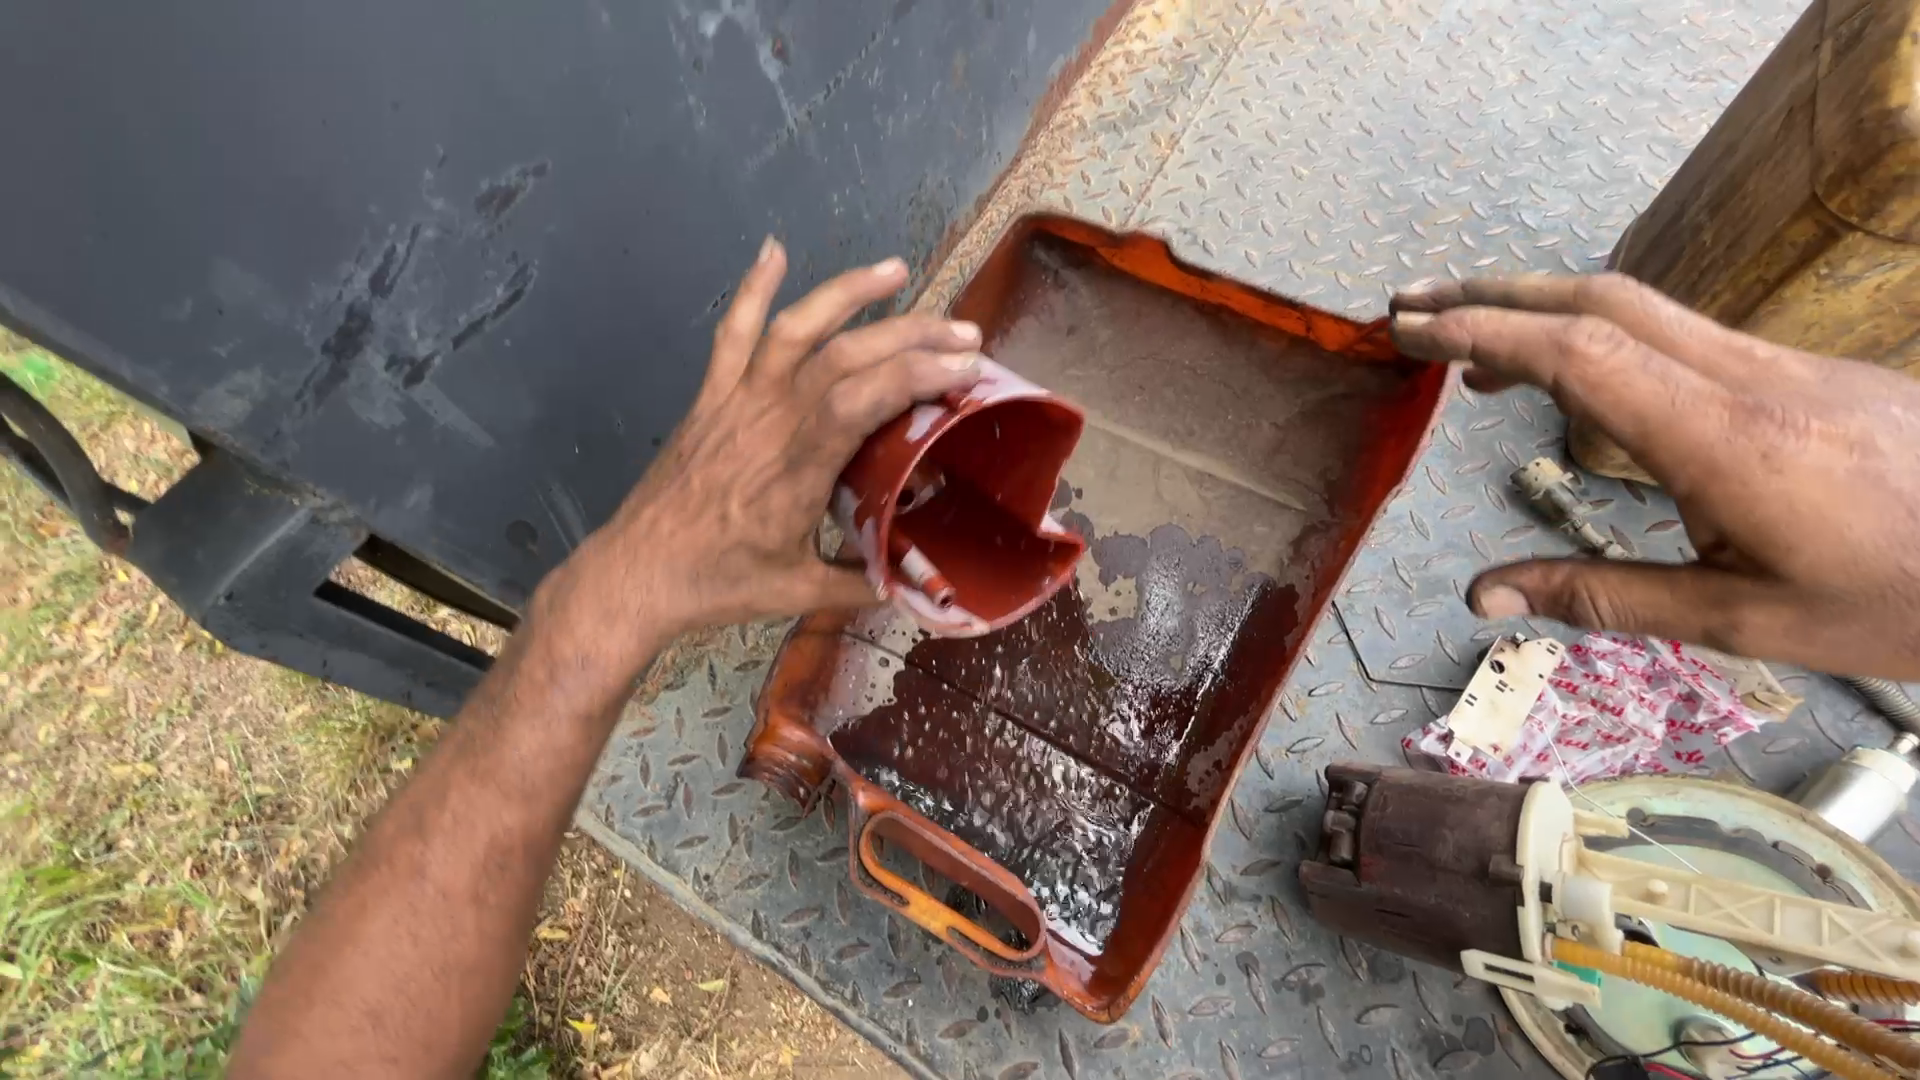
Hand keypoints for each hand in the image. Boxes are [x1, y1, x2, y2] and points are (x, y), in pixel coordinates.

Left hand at [540, 239, 982, 656]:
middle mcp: (772, 419)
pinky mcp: (711, 395)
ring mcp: (738, 399)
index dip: (921, 374)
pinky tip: (774, 249)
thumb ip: (863, 584)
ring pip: (797, 328)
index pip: (867, 399)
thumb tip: (917, 588)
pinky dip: (753, 287)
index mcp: (800, 469)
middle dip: (913, 335)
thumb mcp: (801, 592)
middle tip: (965, 334)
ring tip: (897, 271)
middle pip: (847, 356)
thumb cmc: (720, 584)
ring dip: (850, 293)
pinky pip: (733, 331)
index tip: (969, 368)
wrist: (636, 574)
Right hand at [1389, 273, 1919, 679]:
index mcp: (1724, 438)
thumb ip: (1602, 596)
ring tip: (1461, 340)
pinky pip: (1668, 333)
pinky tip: (1555, 371)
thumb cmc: (1915, 599)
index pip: (1580, 353)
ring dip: (1534, 307)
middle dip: (1492, 295)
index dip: (1483, 331)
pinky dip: (1582, 334)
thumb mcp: (1748, 620)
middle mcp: (1745, 378)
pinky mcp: (1795, 372)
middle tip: (1411, 306)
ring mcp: (1777, 365)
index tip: (1411, 332)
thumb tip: (1480, 595)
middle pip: (1602, 301)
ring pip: (1636, 307)